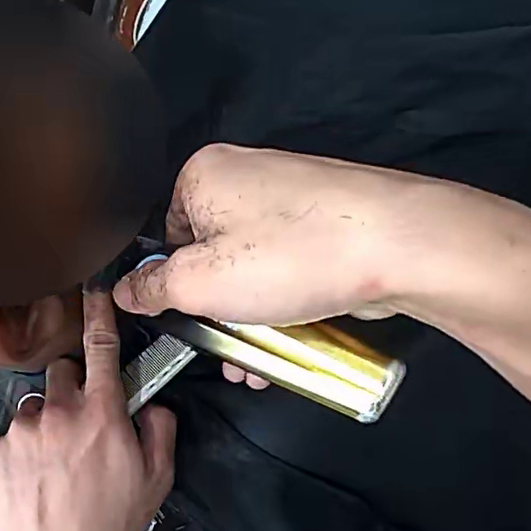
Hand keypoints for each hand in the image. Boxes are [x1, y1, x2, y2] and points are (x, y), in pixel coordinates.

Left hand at [0, 289, 176, 530]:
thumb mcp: (154, 483)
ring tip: (53, 462)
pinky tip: (32, 478)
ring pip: (34, 405)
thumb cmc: (105, 527)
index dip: (100, 314)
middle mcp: (58, 412)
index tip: (94, 290)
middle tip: (78, 426)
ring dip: (44, 422)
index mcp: (100, 415)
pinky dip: (20, 448)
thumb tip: (153, 407)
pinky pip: (10, 434)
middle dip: (71, 391)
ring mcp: (22, 429)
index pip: (101, 348)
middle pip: (62, 373)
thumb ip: (160, 433)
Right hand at [113, 144, 473, 326]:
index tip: (185, 315)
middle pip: (205, 252)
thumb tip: (124, 290)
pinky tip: (284, 335)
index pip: (162, 235)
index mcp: (203, 173)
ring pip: (245, 263)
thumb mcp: (198, 284)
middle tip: (221, 344)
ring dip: (243, 314)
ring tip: (255, 357)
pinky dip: (277, 297)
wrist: (406, 247)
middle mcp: (243, 173)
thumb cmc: (292, 256)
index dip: (170, 282)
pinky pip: (281, 262)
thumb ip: (149, 289)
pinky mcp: (323, 216)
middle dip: (211, 307)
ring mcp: (288, 193)